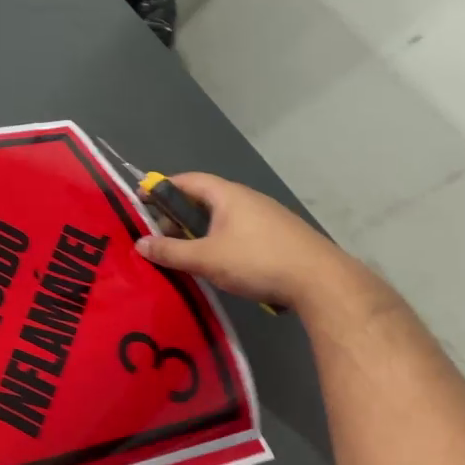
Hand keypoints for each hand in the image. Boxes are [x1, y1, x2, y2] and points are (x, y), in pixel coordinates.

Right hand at [133, 172, 363, 308]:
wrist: (324, 283)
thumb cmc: (257, 261)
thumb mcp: (205, 258)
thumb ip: (169, 251)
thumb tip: (140, 243)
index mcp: (228, 195)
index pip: (187, 181)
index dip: (161, 188)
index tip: (141, 202)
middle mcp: (248, 200)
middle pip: (203, 200)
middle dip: (177, 216)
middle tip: (159, 237)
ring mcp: (267, 218)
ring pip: (222, 218)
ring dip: (199, 231)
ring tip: (185, 253)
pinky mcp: (280, 237)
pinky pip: (239, 231)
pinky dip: (219, 241)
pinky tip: (218, 263)